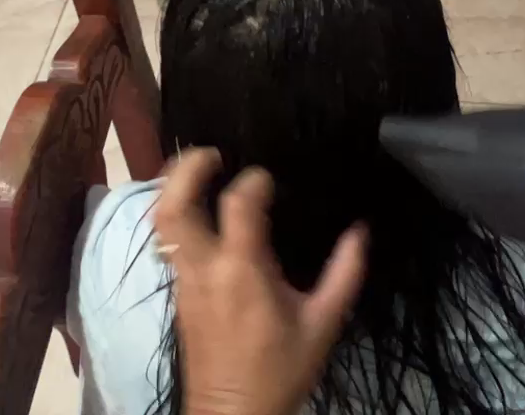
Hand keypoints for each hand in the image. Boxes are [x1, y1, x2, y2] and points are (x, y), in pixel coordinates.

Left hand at [153, 148, 367, 414]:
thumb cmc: (279, 370)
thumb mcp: (323, 323)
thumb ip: (345, 273)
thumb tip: (361, 231)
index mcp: (242, 270)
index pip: (238, 204)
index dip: (254, 181)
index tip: (269, 179)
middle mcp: (205, 268)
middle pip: (176, 205)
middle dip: (189, 168)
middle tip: (212, 153)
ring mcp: (184, 280)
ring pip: (162, 222)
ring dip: (174, 187)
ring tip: (199, 169)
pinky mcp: (178, 293)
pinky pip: (168, 241)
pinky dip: (178, 213)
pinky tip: (199, 206)